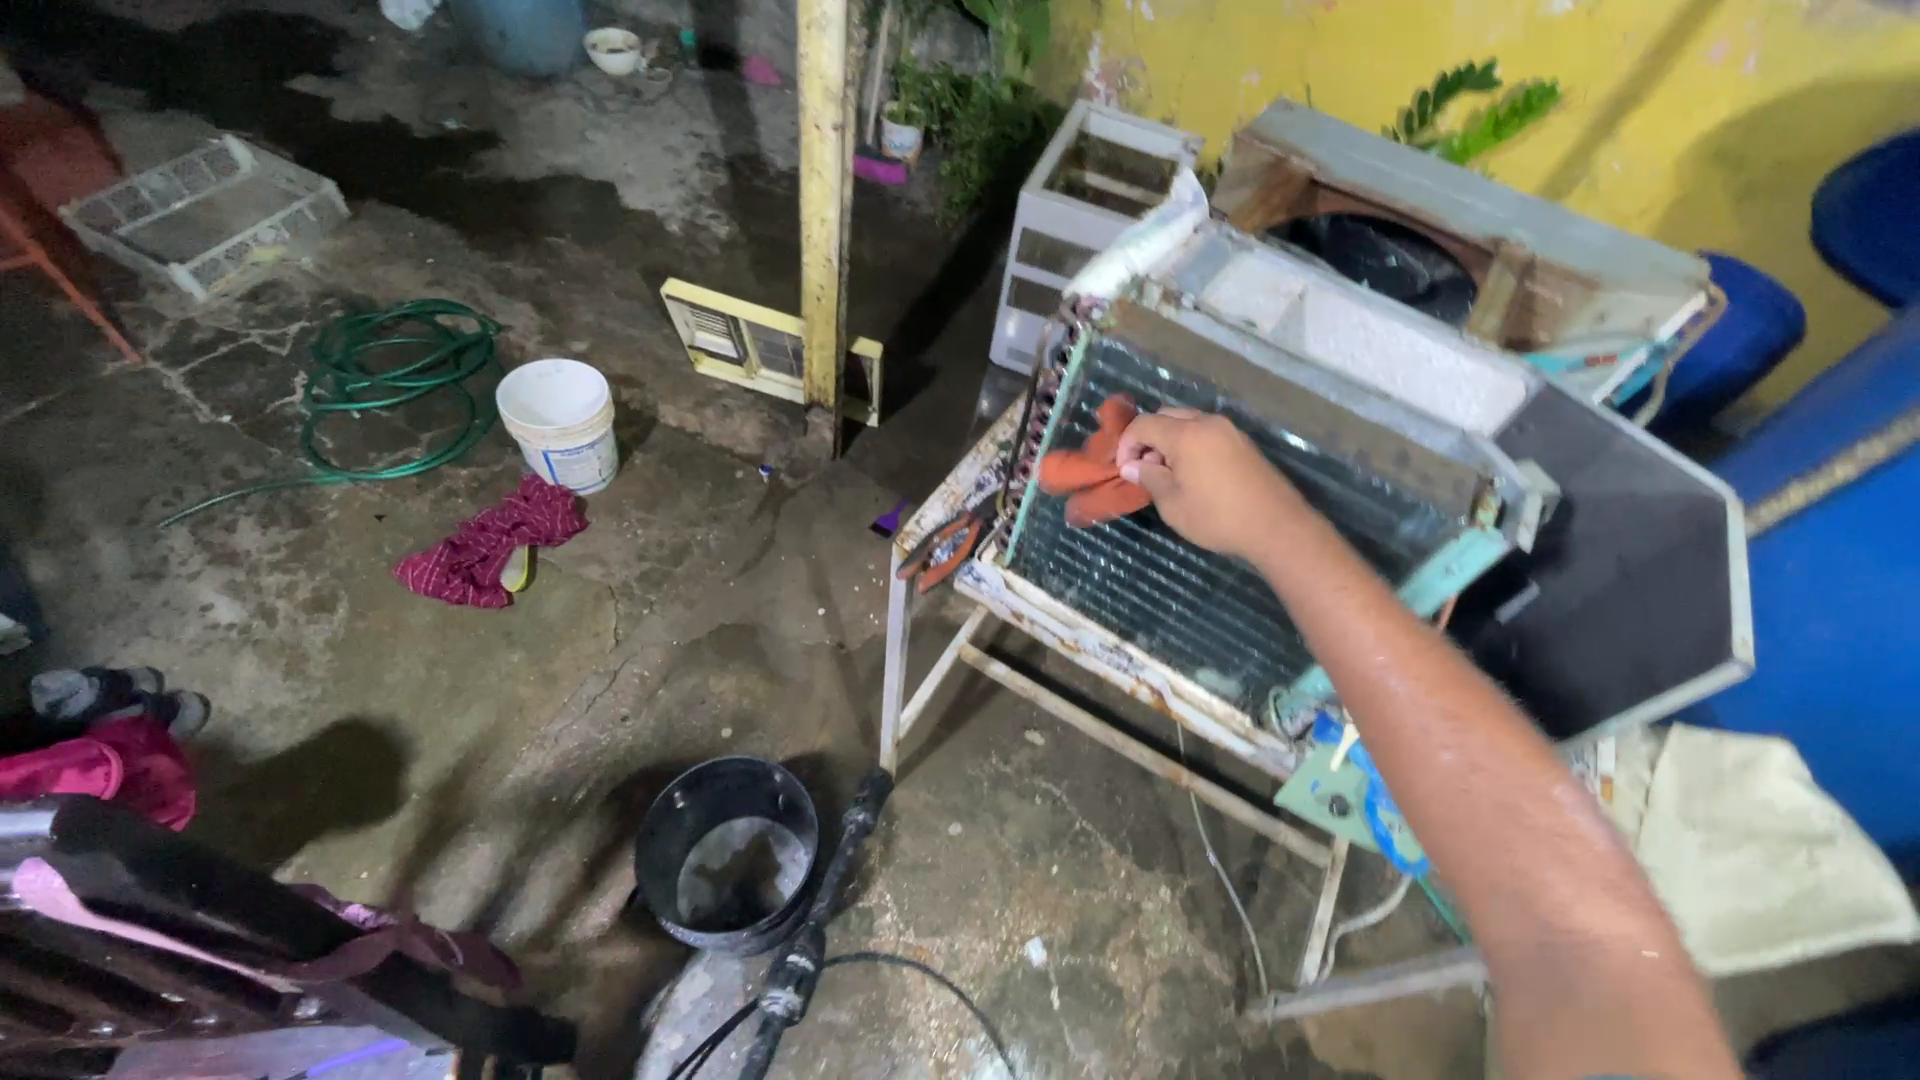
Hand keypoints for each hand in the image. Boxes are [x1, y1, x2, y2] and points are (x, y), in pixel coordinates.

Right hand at [1116, 407, 1308, 559]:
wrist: (1276, 527)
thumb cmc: (1217, 518)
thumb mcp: (1172, 504)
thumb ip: (1149, 479)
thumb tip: (1133, 466)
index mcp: (1186, 434)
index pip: (1143, 424)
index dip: (1126, 444)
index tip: (1123, 470)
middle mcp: (1208, 423)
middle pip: (1165, 416)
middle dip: (1147, 438)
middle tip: (1144, 469)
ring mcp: (1229, 431)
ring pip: (1187, 422)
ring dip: (1169, 440)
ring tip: (1167, 473)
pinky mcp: (1243, 443)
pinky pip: (1206, 432)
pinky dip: (1190, 444)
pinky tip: (1191, 472)